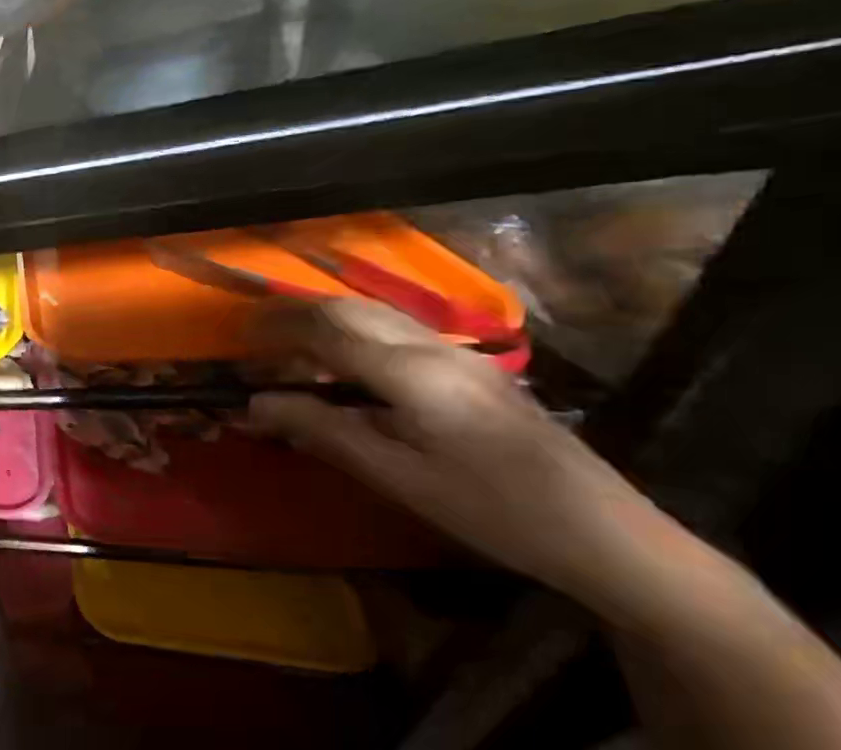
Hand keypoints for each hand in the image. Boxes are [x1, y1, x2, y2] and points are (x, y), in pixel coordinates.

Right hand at [246, 298, 661, 601]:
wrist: (604, 531)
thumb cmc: (492, 510)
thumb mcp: (399, 478)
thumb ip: (325, 431)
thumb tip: (256, 403)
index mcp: (410, 372)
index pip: (324, 331)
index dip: (274, 330)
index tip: (235, 339)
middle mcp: (430, 346)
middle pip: (347, 308)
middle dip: (291, 312)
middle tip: (250, 331)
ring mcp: (455, 351)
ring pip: (373, 311)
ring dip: (321, 315)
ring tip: (284, 336)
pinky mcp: (469, 365)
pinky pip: (394, 327)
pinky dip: (352, 328)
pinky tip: (342, 355)